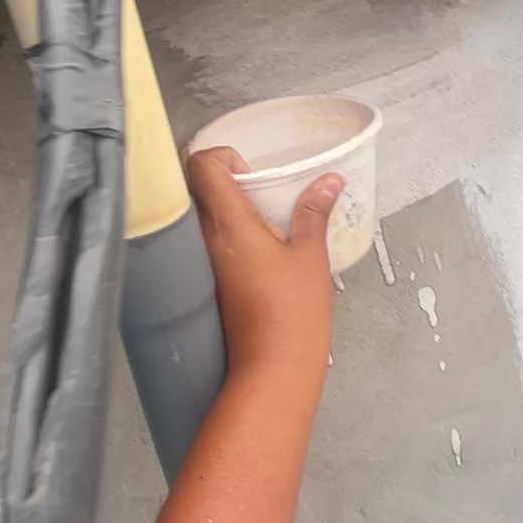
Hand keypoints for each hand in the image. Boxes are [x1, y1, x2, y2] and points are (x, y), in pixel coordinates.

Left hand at [185, 147, 342, 375]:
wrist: (272, 367)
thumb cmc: (293, 311)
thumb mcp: (311, 256)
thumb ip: (314, 212)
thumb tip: (329, 180)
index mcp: (228, 223)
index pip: (201, 165)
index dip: (221, 155)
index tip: (251, 171)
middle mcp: (204, 237)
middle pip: (193, 186)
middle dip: (221, 177)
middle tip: (256, 188)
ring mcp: (201, 260)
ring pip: (197, 214)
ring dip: (222, 205)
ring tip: (260, 215)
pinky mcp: (206, 280)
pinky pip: (204, 240)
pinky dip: (223, 231)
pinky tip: (256, 245)